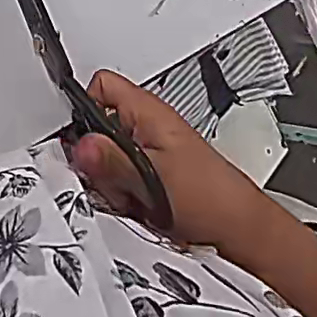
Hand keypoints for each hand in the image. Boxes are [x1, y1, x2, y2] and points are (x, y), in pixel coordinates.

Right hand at [68, 71, 279, 252]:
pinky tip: (136, 207)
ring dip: (108, 183)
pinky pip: (115, 180)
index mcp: (147, 110)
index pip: (99, 86)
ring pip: (102, 159)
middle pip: (95, 128)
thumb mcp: (153, 178)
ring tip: (132, 196)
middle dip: (95, 158)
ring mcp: (144, 152)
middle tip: (112, 178)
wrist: (238, 230)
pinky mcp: (146, 176)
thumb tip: (79, 145)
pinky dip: (119, 196)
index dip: (83, 107)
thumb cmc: (212, 195)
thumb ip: (112, 161)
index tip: (78, 139)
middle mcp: (144, 126)